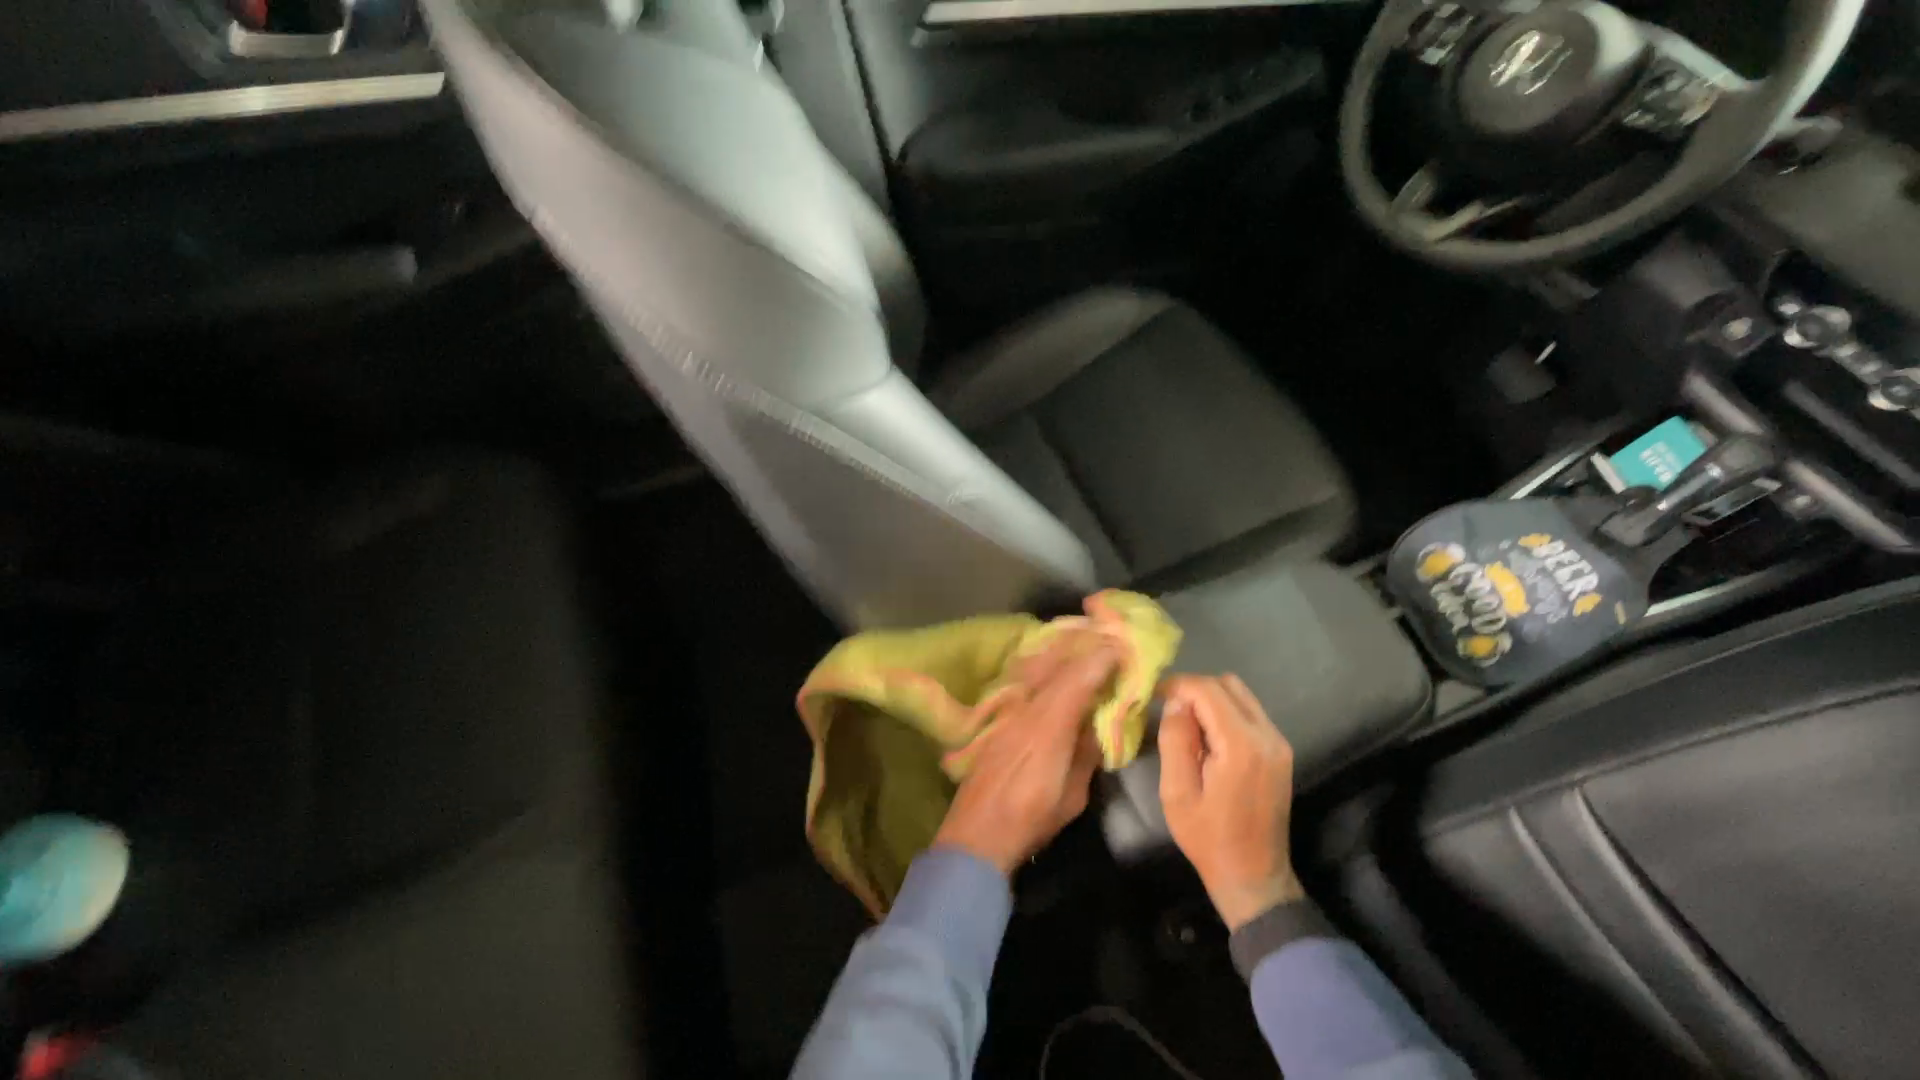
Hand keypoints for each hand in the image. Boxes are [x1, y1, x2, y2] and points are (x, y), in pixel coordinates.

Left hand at [933, 637, 1114, 875]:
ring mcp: (1006, 714)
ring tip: (1082, 647)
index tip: (1121, 648)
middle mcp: (1026, 710)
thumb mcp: (1072, 795)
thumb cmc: (1029, 819)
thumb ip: (1086, 755)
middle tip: (1106, 640)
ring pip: (1035, 672)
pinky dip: (1041, 671)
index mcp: (1049, 726)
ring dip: (1060, 656)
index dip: (1100, 659)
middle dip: (1082, 651)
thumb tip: (1099, 726)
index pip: (1078, 678)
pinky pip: (1022, 685)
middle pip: (1055, 668)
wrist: (975, 836)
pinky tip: (1050, 671)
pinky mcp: (995, 722)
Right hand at [1157, 674, 1306, 929]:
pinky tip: (1209, 739)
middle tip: (1169, 710)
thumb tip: (1175, 703)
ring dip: (1212, 700)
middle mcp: (1267, 736)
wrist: (1254, 874)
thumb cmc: (1208, 837)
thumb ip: (1175, 740)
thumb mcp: (1177, 791)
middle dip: (1195, 689)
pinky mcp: (1281, 751)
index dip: (1177, 685)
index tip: (1153, 696)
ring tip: (1187, 725)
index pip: (1207, 690)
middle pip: (1229, 684)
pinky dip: (1227, 713)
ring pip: (1243, 695)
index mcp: (1241, 745)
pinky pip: (1252, 714)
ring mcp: (1279, 743)